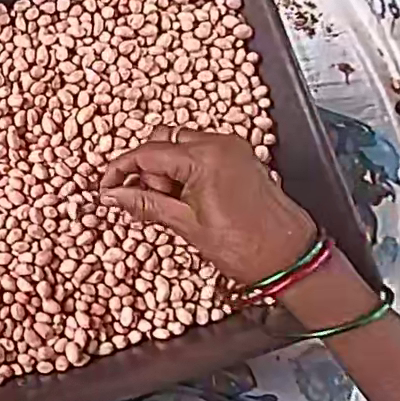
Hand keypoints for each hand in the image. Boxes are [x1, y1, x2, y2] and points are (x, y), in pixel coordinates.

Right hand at [99, 127, 318, 284]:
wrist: (293, 258)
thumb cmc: (246, 247)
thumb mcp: (185, 225)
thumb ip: (144, 204)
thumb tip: (112, 195)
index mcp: (204, 159)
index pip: (146, 154)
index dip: (120, 170)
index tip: (107, 187)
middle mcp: (219, 144)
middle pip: (162, 143)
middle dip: (147, 171)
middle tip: (146, 201)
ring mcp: (231, 149)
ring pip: (178, 146)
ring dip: (165, 171)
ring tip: (170, 204)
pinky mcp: (239, 158)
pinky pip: (199, 154)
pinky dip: (184, 171)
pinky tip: (185, 199)